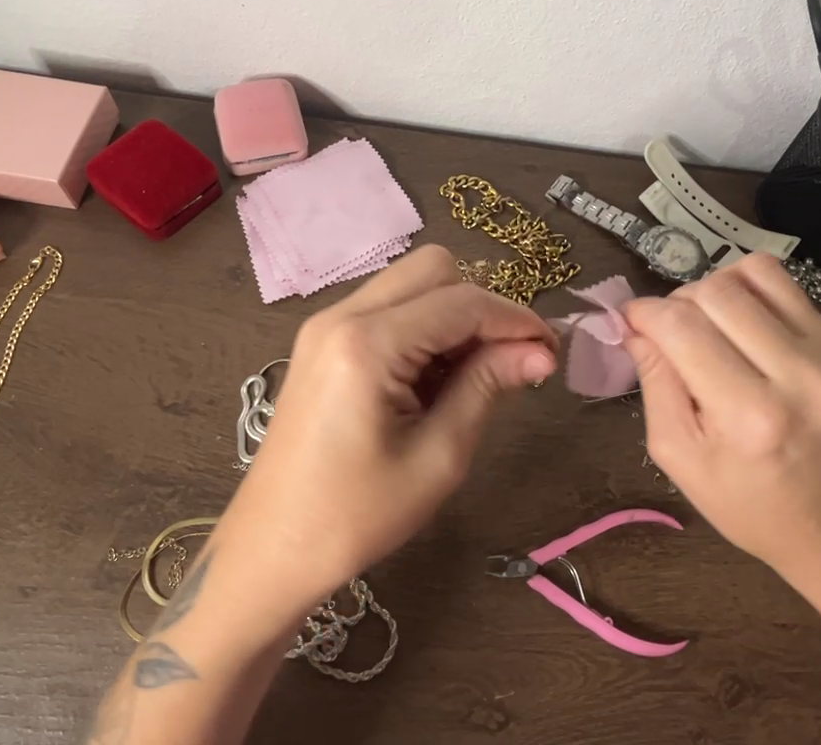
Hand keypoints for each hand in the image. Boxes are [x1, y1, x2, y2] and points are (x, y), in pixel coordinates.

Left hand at [213, 245, 556, 621]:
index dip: (515, 320)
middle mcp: (341, 316)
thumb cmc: (355, 518)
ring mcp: (325, 324)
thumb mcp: (437, 458)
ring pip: (410, 282)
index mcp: (367, 345)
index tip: (551, 351)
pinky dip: (422, 325)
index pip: (462, 302)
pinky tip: (431, 378)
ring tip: (469, 377)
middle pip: (433, 269)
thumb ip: (487, 388)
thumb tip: (541, 352)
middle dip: (481, 306)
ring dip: (452, 314)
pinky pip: (387, 306)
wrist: (269, 552)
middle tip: (506, 362)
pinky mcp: (321, 340)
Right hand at [623, 254, 820, 580]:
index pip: (683, 328)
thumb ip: (655, 385)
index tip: (631, 321)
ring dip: (714, 289)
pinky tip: (740, 325)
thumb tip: (634, 325)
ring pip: (751, 273)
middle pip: (715, 292)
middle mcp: (797, 375)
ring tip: (707, 324)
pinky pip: (782, 284)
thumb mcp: (681, 459)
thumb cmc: (748, 504)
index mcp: (750, 417)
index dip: (645, 313)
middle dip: (677, 301)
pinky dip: (748, 292)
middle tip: (668, 331)